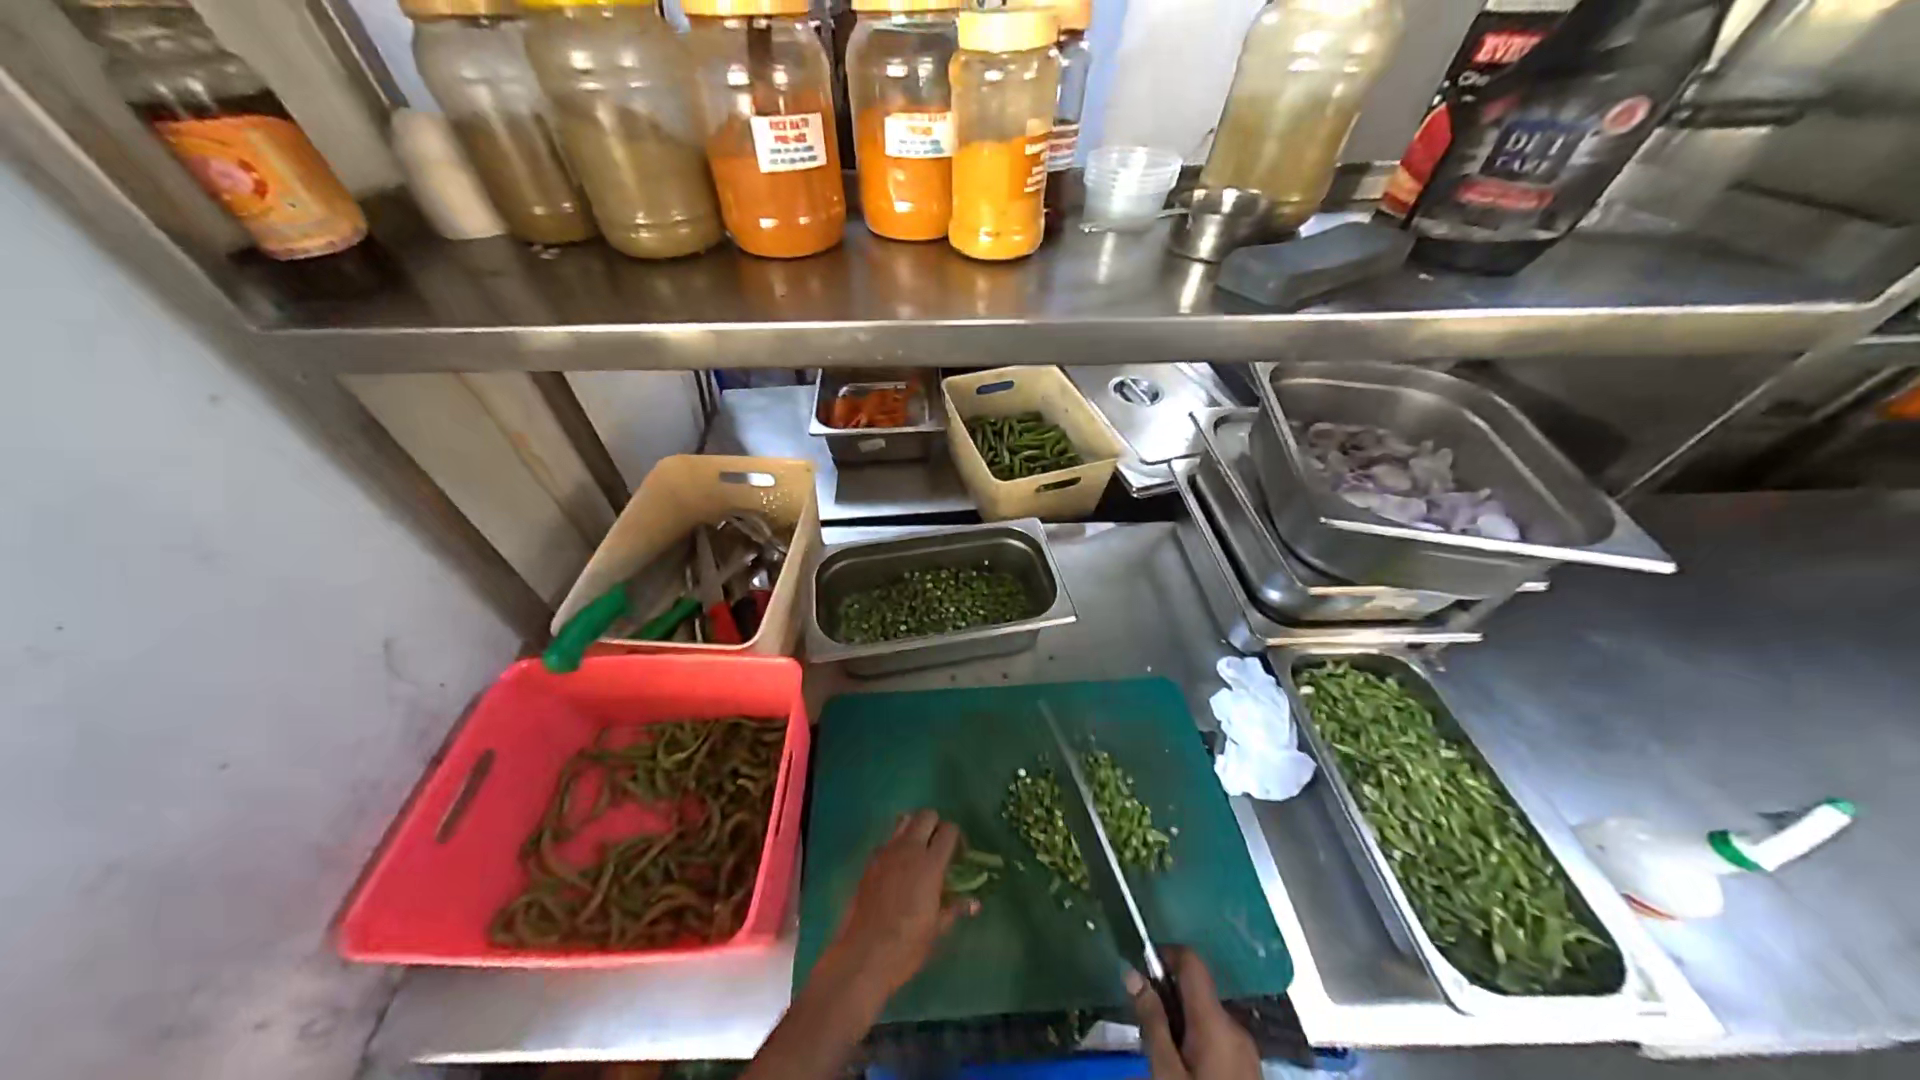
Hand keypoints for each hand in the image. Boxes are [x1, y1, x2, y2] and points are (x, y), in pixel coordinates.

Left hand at [820, 809, 979, 999]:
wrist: (863, 956)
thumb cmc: (906, 945)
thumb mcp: (937, 929)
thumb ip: (955, 908)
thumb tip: (974, 903)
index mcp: (930, 864)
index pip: (949, 830)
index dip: (957, 838)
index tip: (959, 856)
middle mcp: (908, 850)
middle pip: (926, 815)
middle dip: (937, 826)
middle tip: (939, 850)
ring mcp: (885, 853)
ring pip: (904, 821)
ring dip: (915, 829)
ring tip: (918, 854)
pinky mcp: (869, 863)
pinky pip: (887, 841)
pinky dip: (897, 846)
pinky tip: (898, 870)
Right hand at [1128, 946, 1259, 1079]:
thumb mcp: (1165, 1074)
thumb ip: (1151, 1021)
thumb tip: (1133, 974)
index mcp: (1215, 1022)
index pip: (1191, 962)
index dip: (1164, 956)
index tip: (1139, 973)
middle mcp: (1236, 1027)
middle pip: (1196, 992)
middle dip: (1166, 1000)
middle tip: (1143, 1030)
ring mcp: (1247, 1051)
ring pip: (1205, 1017)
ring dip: (1179, 1024)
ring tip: (1161, 1059)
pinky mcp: (1249, 1070)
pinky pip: (1217, 1039)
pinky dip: (1195, 1042)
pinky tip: (1182, 1072)